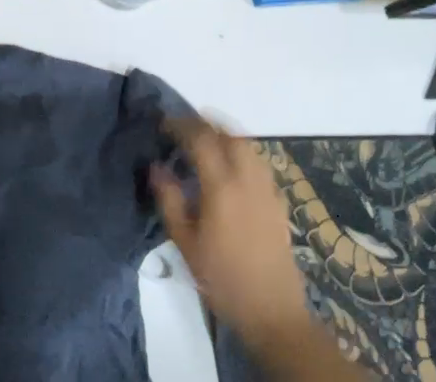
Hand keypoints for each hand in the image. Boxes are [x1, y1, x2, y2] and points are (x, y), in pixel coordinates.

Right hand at [151, 119, 306, 338]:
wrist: (272, 312)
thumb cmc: (221, 277)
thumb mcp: (183, 240)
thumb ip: (169, 199)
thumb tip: (156, 166)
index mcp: (222, 188)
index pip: (202, 140)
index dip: (181, 125)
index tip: (162, 123)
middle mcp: (249, 182)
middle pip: (231, 136)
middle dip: (206, 124)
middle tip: (182, 127)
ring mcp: (268, 193)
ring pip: (250, 147)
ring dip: (226, 135)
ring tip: (204, 141)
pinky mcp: (279, 205)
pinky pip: (260, 165)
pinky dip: (242, 153)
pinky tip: (228, 168)